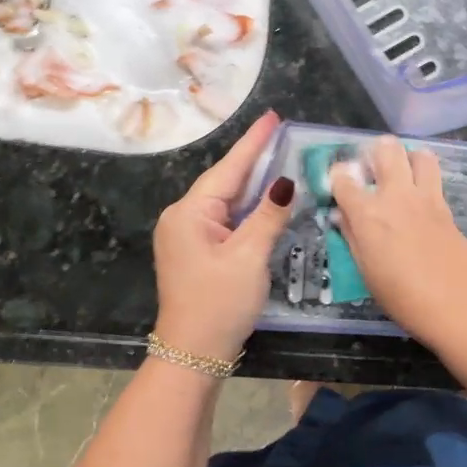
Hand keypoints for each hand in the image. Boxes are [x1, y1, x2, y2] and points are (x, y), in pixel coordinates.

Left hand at [151, 111, 294, 362]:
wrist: (194, 350)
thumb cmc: (220, 303)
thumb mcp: (249, 257)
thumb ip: (267, 216)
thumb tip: (284, 182)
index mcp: (190, 213)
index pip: (228, 169)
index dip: (253, 144)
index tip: (272, 116)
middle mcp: (183, 218)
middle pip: (225, 182)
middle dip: (253, 159)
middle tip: (280, 134)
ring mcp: (186, 236)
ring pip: (225, 202)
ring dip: (251, 184)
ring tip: (278, 160)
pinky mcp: (196, 253)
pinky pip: (224, 220)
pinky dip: (246, 209)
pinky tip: (264, 202)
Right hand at [330, 136, 466, 344]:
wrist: (457, 305)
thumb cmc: (404, 297)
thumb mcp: (366, 272)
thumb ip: (352, 237)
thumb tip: (342, 216)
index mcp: (368, 213)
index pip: (342, 177)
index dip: (337, 178)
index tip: (339, 188)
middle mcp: (396, 196)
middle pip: (386, 149)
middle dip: (375, 153)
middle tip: (373, 172)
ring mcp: (426, 199)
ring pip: (419, 155)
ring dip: (408, 159)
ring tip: (403, 177)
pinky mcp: (447, 208)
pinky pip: (435, 180)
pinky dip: (425, 180)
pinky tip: (419, 201)